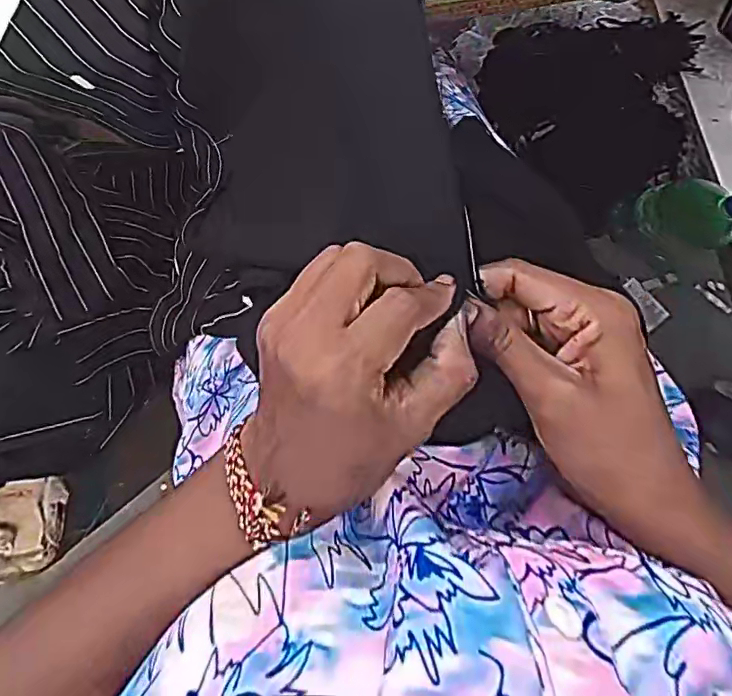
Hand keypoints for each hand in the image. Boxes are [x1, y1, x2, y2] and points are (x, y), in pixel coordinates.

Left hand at [246, 243, 478, 524]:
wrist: (280, 475)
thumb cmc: (343, 460)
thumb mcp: (414, 426)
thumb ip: (450, 369)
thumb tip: (457, 321)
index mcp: (342, 366)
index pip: (400, 303)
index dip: (433, 296)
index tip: (445, 299)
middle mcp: (305, 334)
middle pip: (362, 260)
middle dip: (400, 271)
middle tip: (414, 297)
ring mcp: (283, 321)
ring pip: (337, 255)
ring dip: (371, 270)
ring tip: (386, 301)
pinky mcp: (273, 316)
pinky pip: (316, 272)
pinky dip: (345, 279)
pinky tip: (358, 309)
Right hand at [471, 259, 708, 559]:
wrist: (650, 503)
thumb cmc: (616, 457)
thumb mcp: (549, 396)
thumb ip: (504, 344)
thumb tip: (467, 310)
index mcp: (597, 309)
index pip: (522, 273)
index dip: (482, 289)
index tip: (455, 315)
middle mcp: (597, 310)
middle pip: (521, 292)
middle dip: (493, 319)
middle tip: (477, 355)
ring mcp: (590, 330)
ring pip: (523, 315)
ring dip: (505, 340)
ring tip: (511, 376)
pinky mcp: (582, 350)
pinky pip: (536, 337)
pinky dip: (519, 354)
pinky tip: (520, 378)